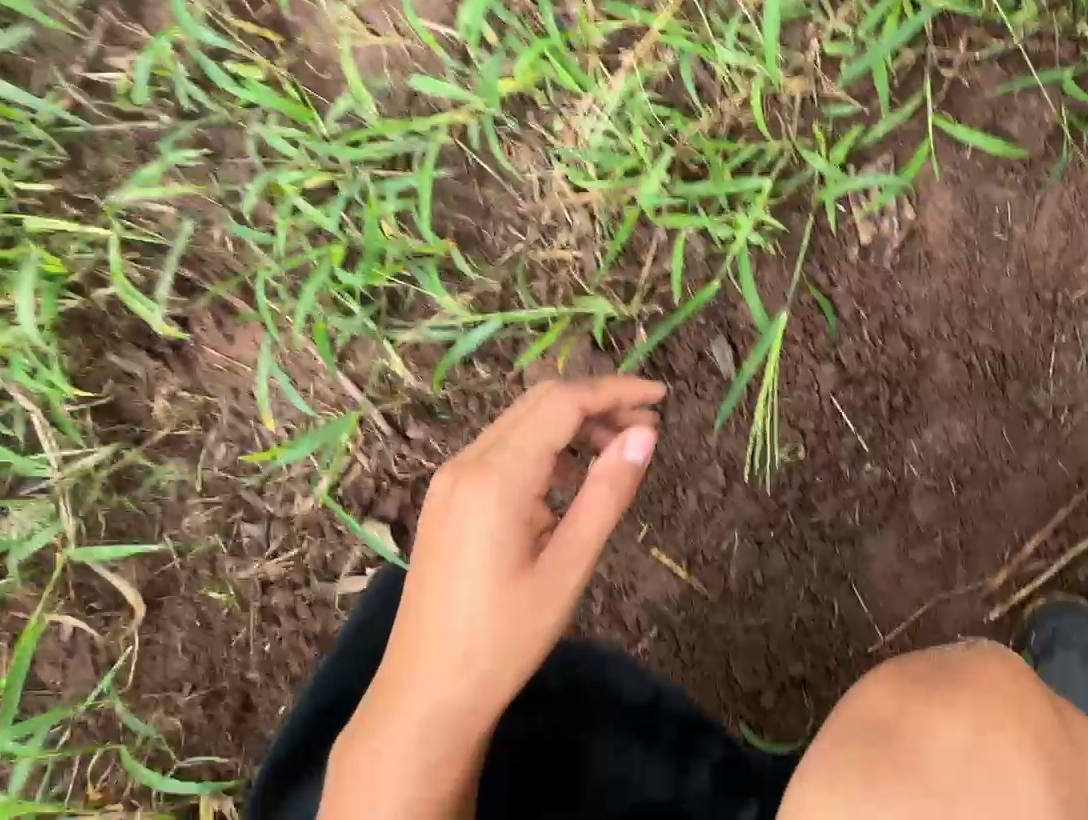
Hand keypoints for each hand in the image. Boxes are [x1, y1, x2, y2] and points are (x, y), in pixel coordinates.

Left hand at [323, 376, 665, 818]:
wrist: (425, 696)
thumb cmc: (504, 638)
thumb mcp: (570, 566)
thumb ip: (608, 492)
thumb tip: (646, 434)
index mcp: (495, 479)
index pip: (564, 403)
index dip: (617, 391)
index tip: (663, 399)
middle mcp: (466, 465)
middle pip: (542, 401)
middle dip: (600, 402)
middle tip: (649, 427)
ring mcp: (451, 480)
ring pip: (524, 421)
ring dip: (576, 422)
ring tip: (621, 451)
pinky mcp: (449, 498)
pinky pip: (506, 448)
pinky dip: (549, 446)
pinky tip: (574, 479)